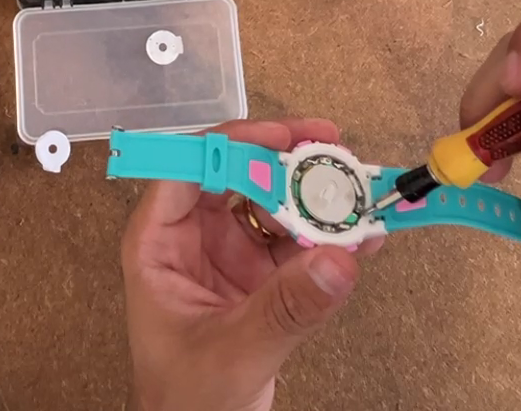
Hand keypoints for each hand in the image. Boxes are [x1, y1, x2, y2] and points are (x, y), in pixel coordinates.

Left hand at [121, 118, 376, 410]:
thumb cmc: (185, 402)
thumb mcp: (232, 354)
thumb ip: (284, 309)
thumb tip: (339, 259)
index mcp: (158, 239)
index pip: (189, 169)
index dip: (234, 143)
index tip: (283, 135)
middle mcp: (191, 234)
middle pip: (235, 174)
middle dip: (282, 159)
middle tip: (332, 146)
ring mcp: (226, 251)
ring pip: (268, 202)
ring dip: (310, 193)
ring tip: (357, 187)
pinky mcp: (258, 276)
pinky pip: (293, 242)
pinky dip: (327, 235)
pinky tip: (363, 231)